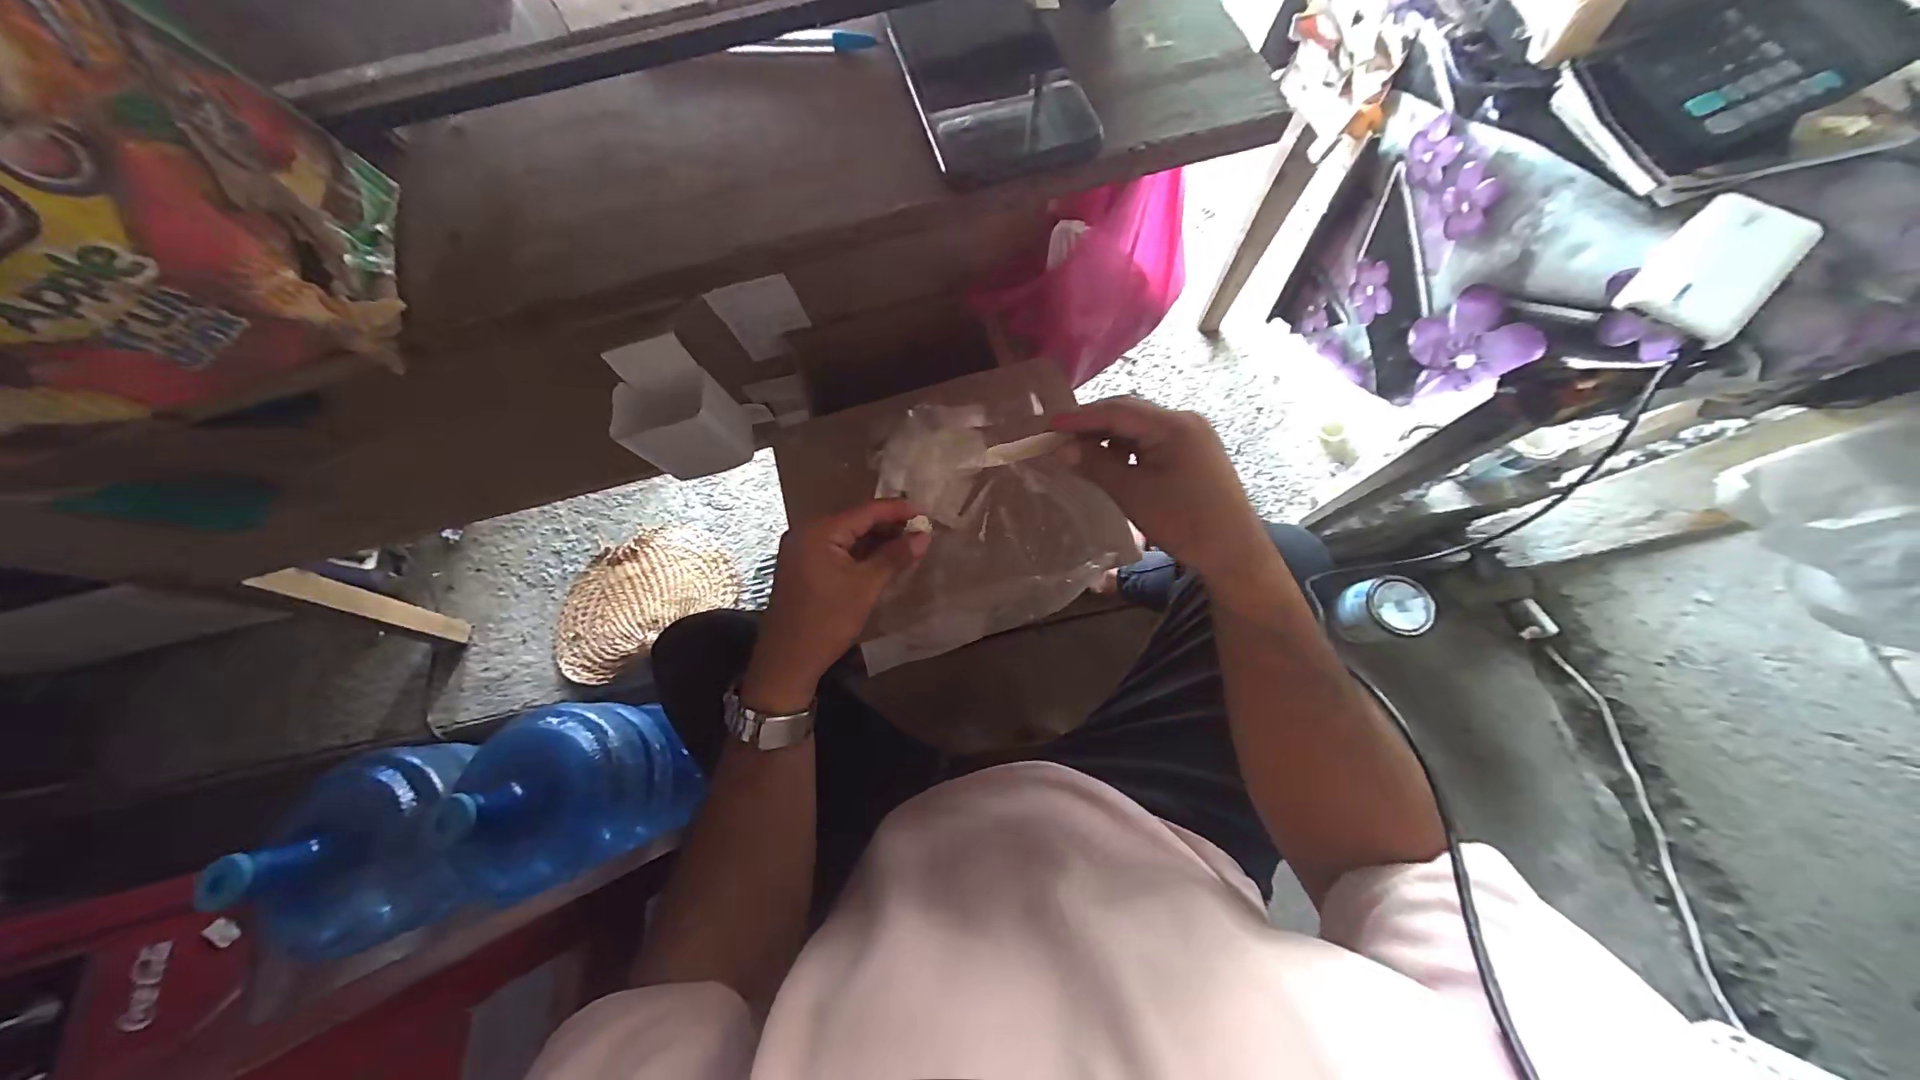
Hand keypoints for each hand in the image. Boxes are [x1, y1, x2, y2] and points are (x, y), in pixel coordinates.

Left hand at [742, 499, 930, 711]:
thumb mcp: (865, 587)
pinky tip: (884, 557)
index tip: (926, 510)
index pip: (864, 511)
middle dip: (888, 524)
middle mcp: (806, 532)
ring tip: (909, 541)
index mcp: (818, 532)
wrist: (788, 661)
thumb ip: (894, 557)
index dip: (897, 510)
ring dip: (876, 538)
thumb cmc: (827, 621)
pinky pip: (837, 549)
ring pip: (847, 535)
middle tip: (921, 528)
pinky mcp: (803, 566)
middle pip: (855, 520)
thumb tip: (924, 536)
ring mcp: (802, 549)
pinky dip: (861, 552)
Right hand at [1053, 397, 1272, 583]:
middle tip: (1059, 438)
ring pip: (1140, 426)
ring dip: (1109, 436)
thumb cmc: (1183, 522)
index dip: (1078, 417)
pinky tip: (1111, 463)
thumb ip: (1095, 465)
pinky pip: (1153, 439)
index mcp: (1173, 425)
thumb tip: (1060, 449)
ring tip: (1080, 452)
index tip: (1047, 426)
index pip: (1117, 410)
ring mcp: (1193, 434)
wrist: (1234, 552)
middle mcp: (1185, 420)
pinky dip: (1127, 447)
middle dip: (1092, 424)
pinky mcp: (1195, 451)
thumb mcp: (1133, 493)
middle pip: (1129, 412)